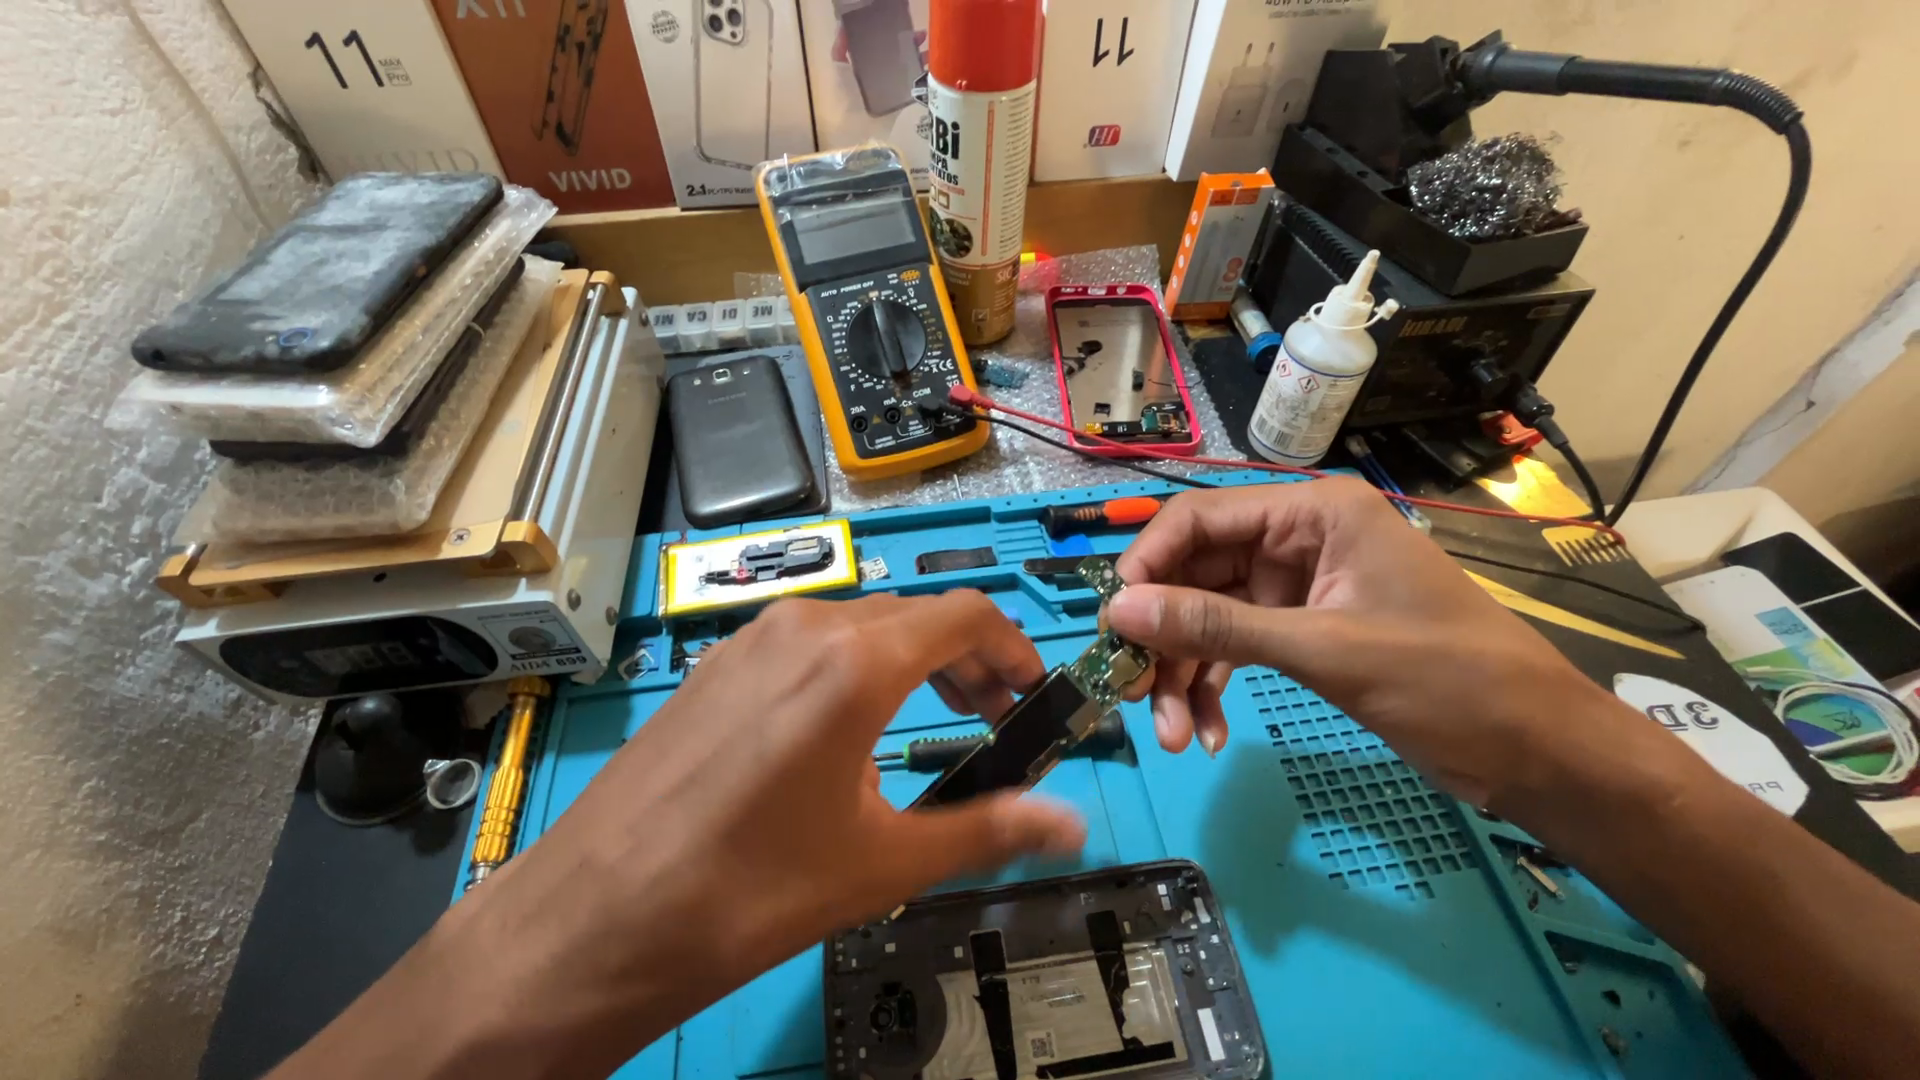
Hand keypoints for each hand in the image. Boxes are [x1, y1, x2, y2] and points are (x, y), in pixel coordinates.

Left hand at [276, 592, 1083, 1079]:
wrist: (594, 916)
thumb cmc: (750, 892)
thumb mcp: (883, 864)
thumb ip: (987, 830)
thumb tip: (1072, 825)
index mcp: (855, 663)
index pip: (964, 615)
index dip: (1013, 646)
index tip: (1031, 692)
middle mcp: (805, 627)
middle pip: (913, 618)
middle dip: (967, 660)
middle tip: (993, 716)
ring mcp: (750, 640)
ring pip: (858, 627)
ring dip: (909, 662)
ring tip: (929, 720)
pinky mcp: (715, 665)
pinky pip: (806, 646)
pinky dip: (851, 669)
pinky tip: (843, 731)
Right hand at [1105, 477, 1645, 805]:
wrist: (1538, 751)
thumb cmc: (1447, 680)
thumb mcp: (1322, 649)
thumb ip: (1215, 626)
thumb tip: (1120, 611)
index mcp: (1313, 514)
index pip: (1198, 518)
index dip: (1147, 565)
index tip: (1114, 623)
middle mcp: (1298, 539)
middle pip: (1197, 574)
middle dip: (1165, 638)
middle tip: (1135, 695)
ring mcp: (1298, 586)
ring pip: (1210, 617)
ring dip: (1184, 674)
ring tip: (1174, 735)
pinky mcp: (1303, 628)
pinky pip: (1236, 647)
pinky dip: (1215, 686)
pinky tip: (1206, 732)